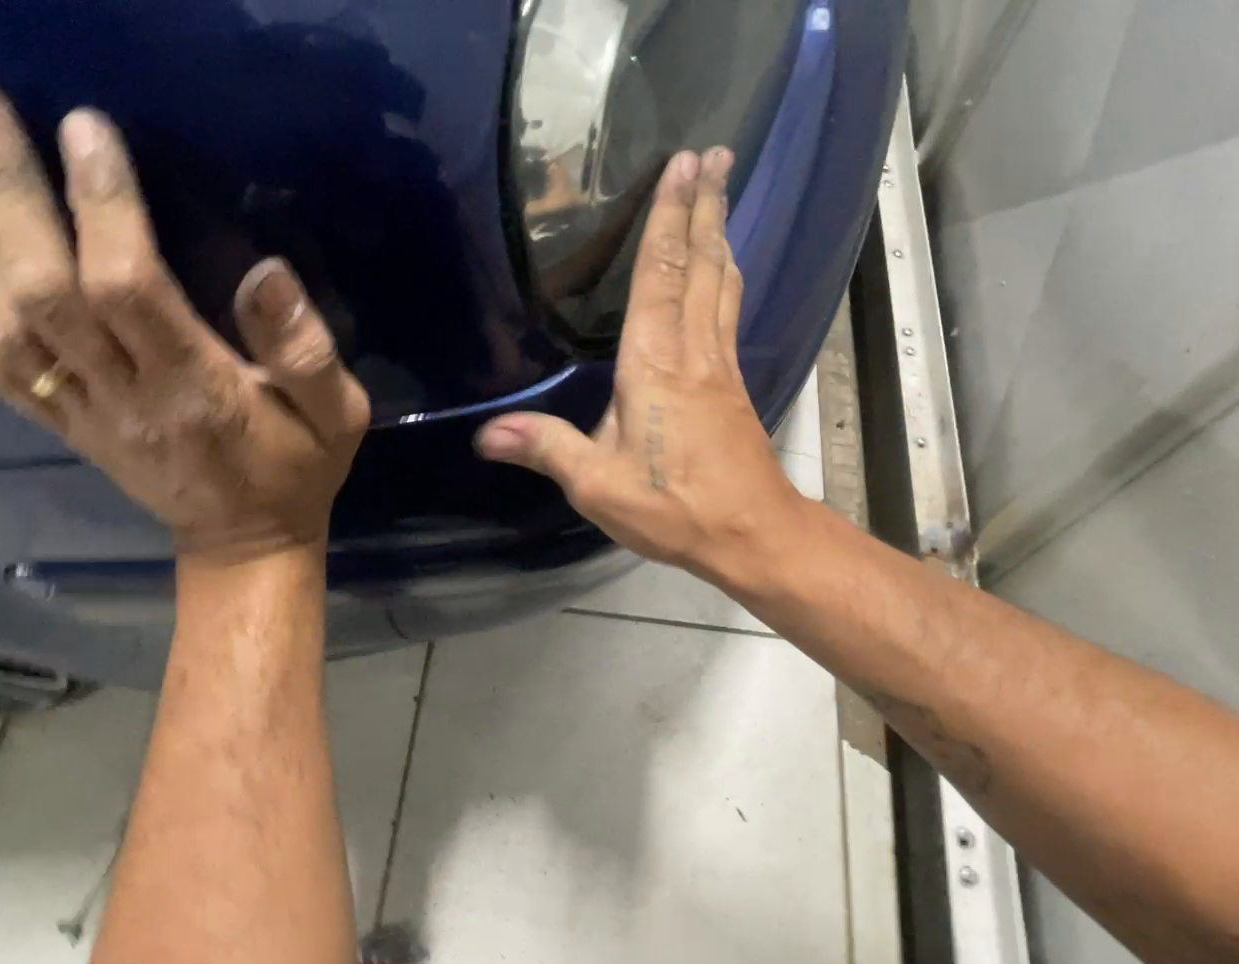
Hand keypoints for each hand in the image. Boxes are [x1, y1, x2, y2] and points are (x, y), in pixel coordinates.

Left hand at [0, 78, 370, 564]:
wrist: (246, 547)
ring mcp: (85, 415)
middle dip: (5, 198)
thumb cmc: (298, 471)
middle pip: (49, 295)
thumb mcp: (338, 416)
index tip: (82, 128)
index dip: (102, 211)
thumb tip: (265, 271)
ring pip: (6, 328)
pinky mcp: (65, 427)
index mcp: (196, 389)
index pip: (130, 290)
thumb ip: (306, 351)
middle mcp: (125, 398)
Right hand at [475, 148, 802, 590]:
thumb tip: (486, 432)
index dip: (667, 220)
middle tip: (713, 154)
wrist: (751, 533)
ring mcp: (719, 366)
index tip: (679, 166)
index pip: (660, 277)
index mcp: (654, 366)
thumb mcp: (597, 486)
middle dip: (703, 207)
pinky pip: (729, 313)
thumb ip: (547, 448)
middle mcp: (692, 352)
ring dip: (719, 233)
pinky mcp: (733, 384)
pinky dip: (727, 277)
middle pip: (700, 265)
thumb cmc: (673, 508)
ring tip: (720, 192)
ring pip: (722, 284)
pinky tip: (726, 270)